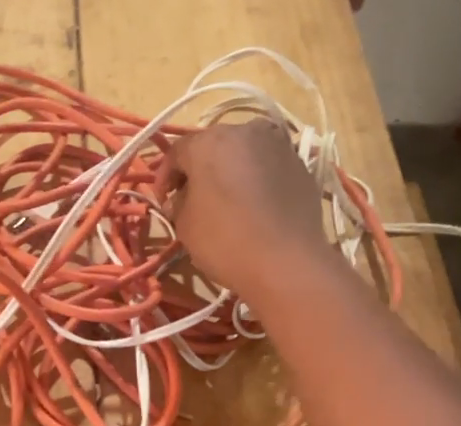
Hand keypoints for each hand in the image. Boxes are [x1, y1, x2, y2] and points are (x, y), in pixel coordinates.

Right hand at [167, 121, 334, 303]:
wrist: (284, 259)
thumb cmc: (224, 240)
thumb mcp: (185, 225)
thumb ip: (179, 202)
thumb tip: (182, 196)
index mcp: (208, 142)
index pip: (176, 152)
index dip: (164, 177)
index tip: (163, 201)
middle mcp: (244, 130)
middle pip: (212, 145)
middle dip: (198, 169)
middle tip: (191, 198)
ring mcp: (276, 142)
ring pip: (242, 151)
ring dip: (228, 170)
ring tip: (224, 199)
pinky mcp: (298, 160)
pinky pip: (265, 163)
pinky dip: (253, 177)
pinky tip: (251, 203)